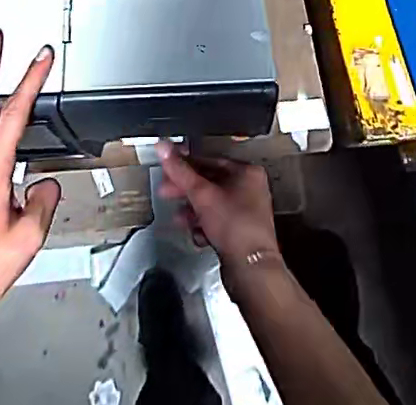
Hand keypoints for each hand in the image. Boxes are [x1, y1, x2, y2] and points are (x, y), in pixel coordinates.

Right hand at [157, 141, 278, 268]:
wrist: (251, 269)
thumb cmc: (233, 225)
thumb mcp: (202, 194)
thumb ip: (180, 171)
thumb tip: (163, 146)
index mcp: (247, 172)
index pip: (211, 161)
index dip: (186, 165)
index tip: (169, 169)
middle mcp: (251, 189)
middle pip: (211, 183)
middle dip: (186, 190)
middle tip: (166, 192)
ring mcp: (248, 212)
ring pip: (213, 205)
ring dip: (193, 210)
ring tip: (178, 218)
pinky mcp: (242, 232)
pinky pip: (218, 222)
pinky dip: (205, 226)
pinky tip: (195, 235)